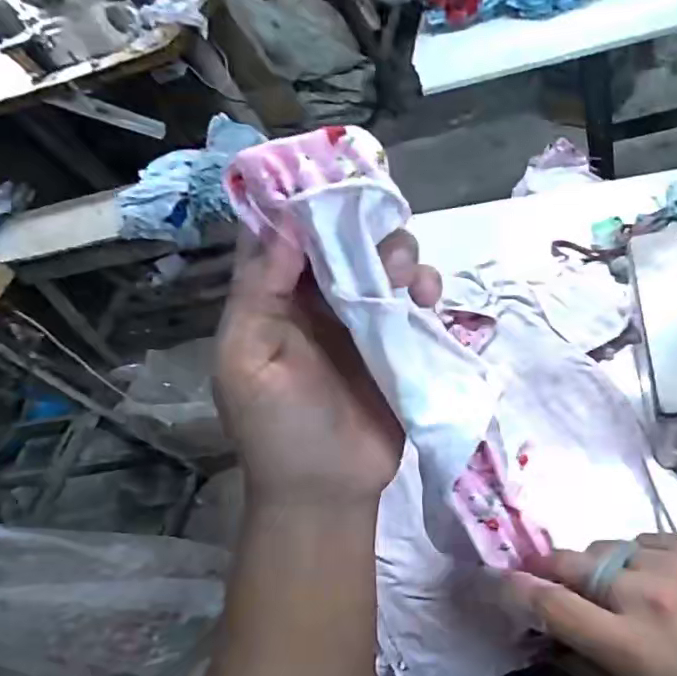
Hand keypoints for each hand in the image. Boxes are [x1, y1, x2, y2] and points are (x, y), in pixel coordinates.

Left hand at [214, 224, 441, 508]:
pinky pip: (418, 309)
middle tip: (383, 251)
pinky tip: (430, 299)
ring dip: (404, 261)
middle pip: (349, 248)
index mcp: (279, 304)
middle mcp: (324, 307)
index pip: (291, 240)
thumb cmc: (277, 429)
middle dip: (369, 236)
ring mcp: (368, 327)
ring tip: (412, 279)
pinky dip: (427, 294)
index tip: (335, 184)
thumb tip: (288, 224)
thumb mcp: (246, 359)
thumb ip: (260, 292)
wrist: (327, 490)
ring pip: (389, 272)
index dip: (309, 208)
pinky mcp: (403, 349)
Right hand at [506, 535, 676, 675]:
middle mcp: (647, 597)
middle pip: (575, 563)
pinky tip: (652, 577)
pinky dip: (637, 555)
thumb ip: (579, 660)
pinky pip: (646, 538)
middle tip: (548, 577)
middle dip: (552, 569)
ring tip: (615, 585)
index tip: (499, 579)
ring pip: (609, 546)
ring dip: (599, 565)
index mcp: (627, 644)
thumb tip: (542, 630)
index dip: (517, 589)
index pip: (553, 604)